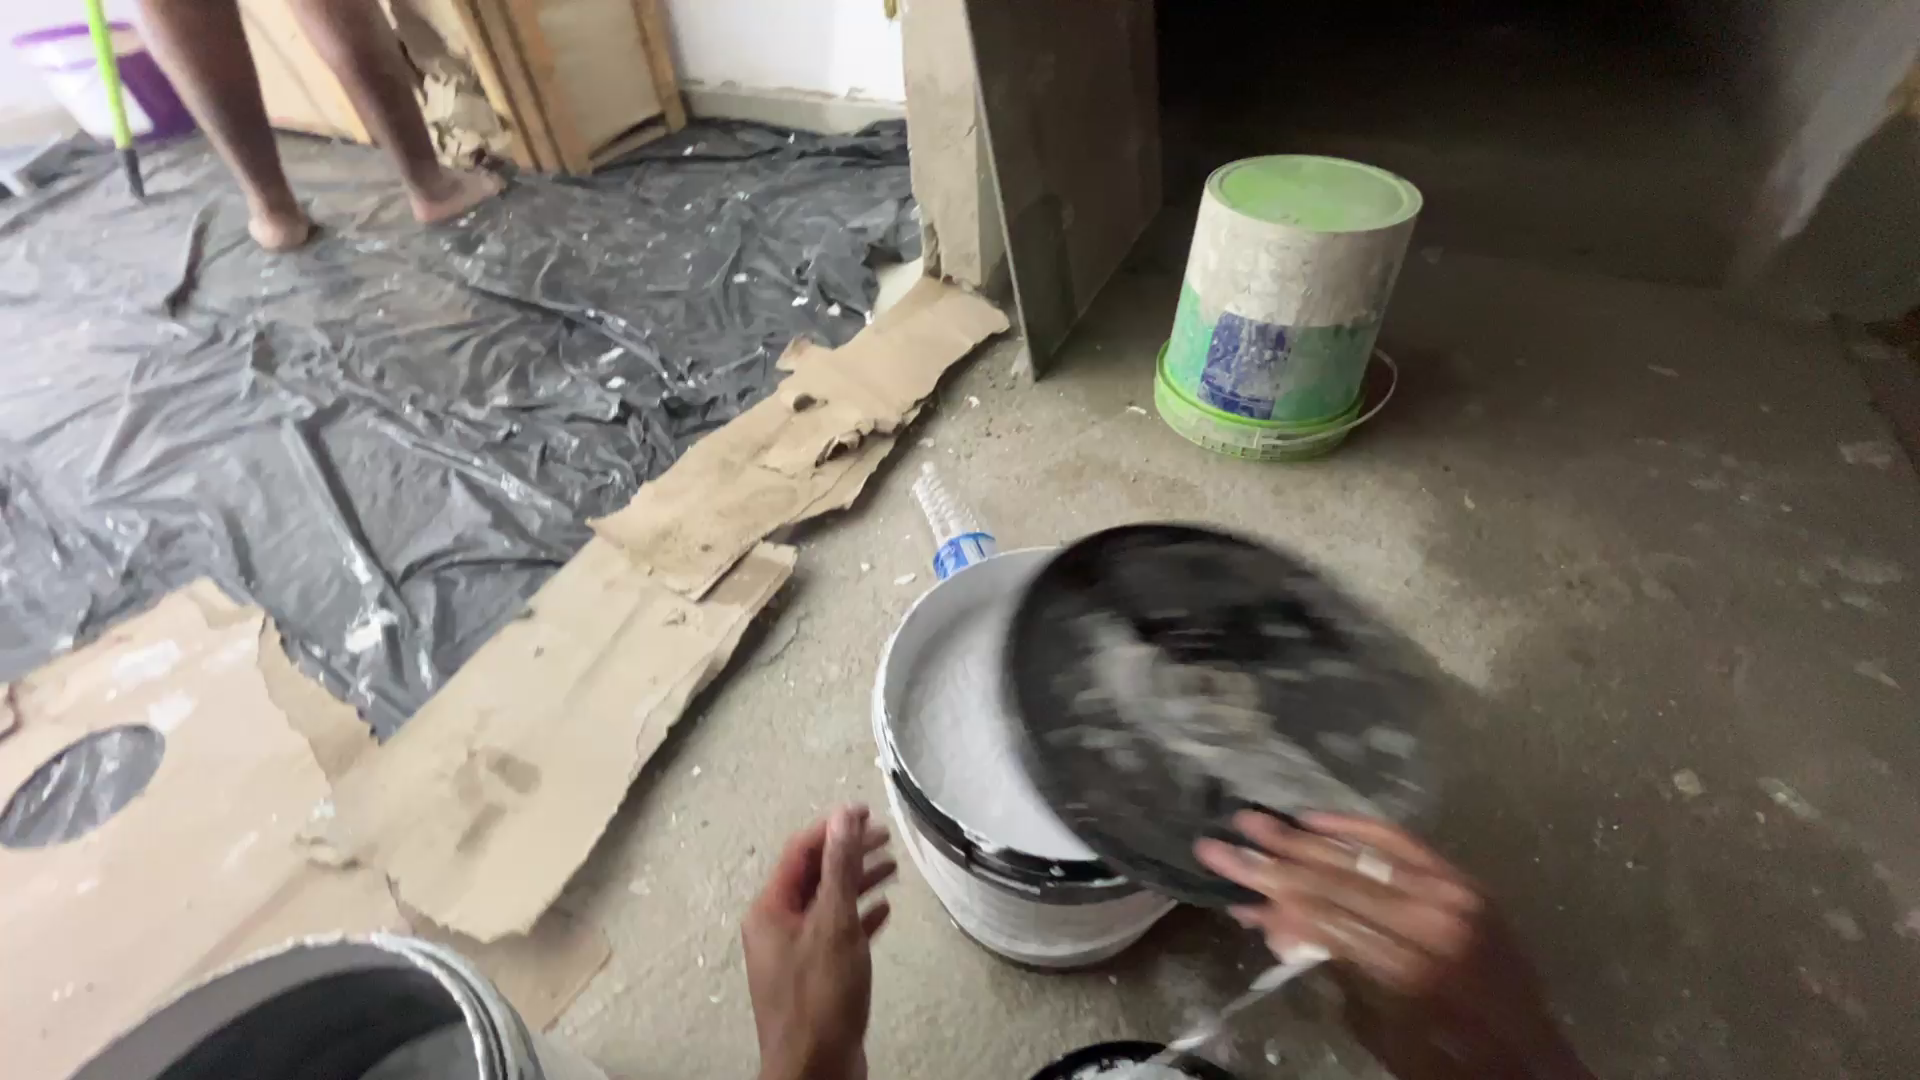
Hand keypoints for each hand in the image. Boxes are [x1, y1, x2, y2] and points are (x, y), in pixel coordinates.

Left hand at [743, 805, 895, 1079]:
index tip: (866, 812)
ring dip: (858, 881)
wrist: (817, 1072)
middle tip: (884, 837)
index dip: (833, 827)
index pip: (801, 851)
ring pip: (829, 902)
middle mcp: (777, 926)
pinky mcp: (815, 975)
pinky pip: (837, 932)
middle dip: (850, 852)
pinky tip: (883, 911)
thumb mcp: (834, 922)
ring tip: (892, 867)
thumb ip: (840, 865)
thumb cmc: (820, 997)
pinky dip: (859, 916)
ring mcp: (795, 952)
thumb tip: (843, 816)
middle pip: (816, 874)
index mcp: (770, 909)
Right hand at [1195, 812, 1592, 1079]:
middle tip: (1220, 842)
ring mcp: (1452, 895)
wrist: (1538, 1068)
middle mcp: (1432, 923)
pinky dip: (1353, 828)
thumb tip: (1268, 920)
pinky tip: (1312, 817)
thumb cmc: (1451, 1065)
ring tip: (1251, 819)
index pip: (1321, 918)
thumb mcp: (1381, 1034)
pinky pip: (1399, 842)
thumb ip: (1329, 969)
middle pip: (1331, 881)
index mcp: (1413, 972)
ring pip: (1357, 857)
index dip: (1270, 898)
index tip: (1229, 881)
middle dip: (1268, 862)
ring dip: (1297, 838)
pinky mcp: (1463, 882)